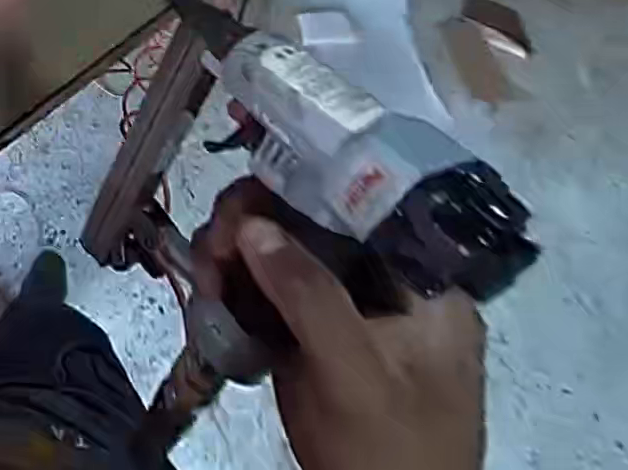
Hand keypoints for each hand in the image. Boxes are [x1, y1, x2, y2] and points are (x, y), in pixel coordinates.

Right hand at [195, 181, 485, 469]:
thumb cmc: (390, 455)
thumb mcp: (357, 376)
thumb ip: (309, 296)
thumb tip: (250, 225)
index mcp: (421, 279)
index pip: (363, 202)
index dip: (305, 184)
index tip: (253, 193)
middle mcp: (383, 276)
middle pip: (311, 218)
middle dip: (254, 221)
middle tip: (215, 241)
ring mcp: (343, 299)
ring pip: (281, 244)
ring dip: (235, 248)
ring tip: (206, 270)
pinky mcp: (309, 322)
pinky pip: (266, 279)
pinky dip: (234, 277)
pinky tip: (210, 287)